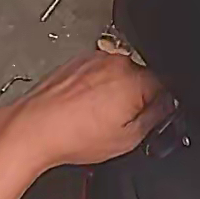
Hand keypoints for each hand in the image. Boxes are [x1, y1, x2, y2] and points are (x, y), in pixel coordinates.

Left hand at [1, 51, 171, 170]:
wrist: (33, 129)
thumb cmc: (73, 135)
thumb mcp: (129, 139)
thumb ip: (156, 118)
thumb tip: (166, 107)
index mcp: (136, 79)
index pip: (166, 84)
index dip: (161, 104)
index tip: (152, 116)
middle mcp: (117, 62)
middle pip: (142, 77)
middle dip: (137, 97)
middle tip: (120, 121)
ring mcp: (94, 59)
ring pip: (119, 74)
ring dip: (114, 92)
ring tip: (96, 116)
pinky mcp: (77, 62)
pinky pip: (97, 72)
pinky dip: (94, 88)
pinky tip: (84, 108)